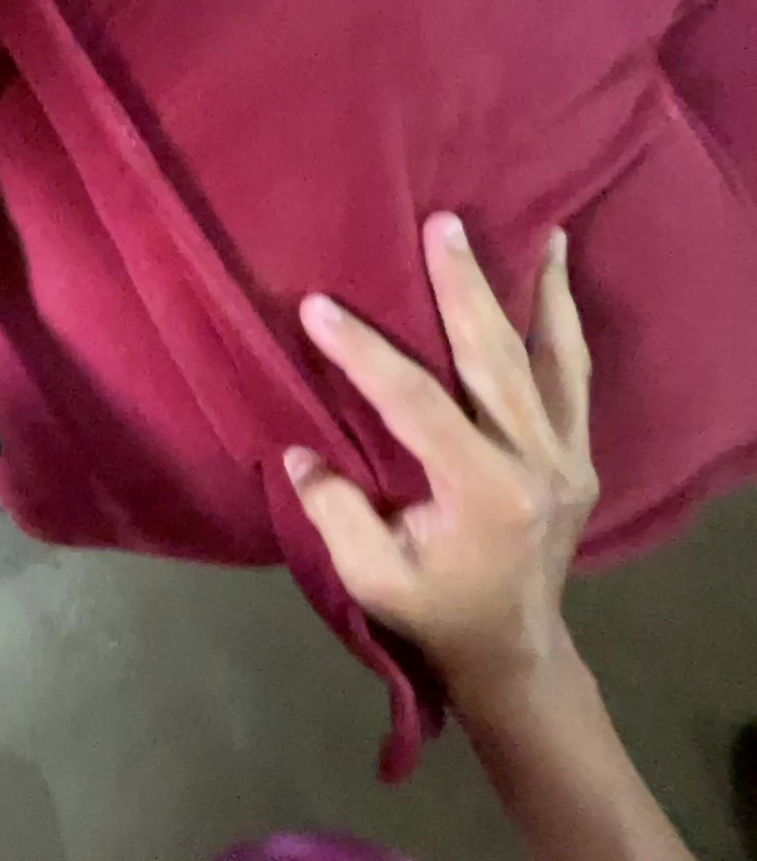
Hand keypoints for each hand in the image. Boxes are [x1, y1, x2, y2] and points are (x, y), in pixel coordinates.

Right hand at [286, 213, 597, 692]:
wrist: (512, 649)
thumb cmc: (430, 611)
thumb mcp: (367, 573)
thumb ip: (334, 510)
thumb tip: (300, 452)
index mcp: (485, 491)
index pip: (415, 403)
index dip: (362, 352)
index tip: (318, 308)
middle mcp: (540, 463)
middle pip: (496, 360)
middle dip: (463, 289)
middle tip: (442, 226)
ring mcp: (569, 456)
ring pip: (553, 359)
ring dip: (536, 293)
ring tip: (534, 232)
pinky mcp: (575, 455)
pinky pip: (573, 378)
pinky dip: (564, 326)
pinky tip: (555, 288)